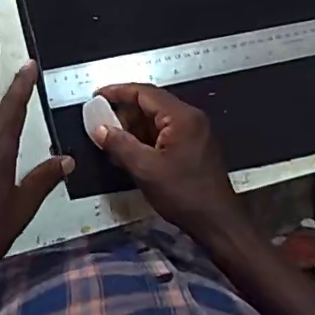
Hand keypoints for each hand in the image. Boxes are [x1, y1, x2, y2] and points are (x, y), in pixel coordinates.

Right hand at [90, 83, 247, 242]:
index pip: (145, 93)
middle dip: (124, 113)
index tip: (97, 96)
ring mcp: (194, 132)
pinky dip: (145, 138)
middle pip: (151, 104)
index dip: (118, 92)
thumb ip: (120, 144)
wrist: (217, 223)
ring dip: (133, 128)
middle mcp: (191, 118)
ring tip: (111, 140)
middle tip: (101, 122)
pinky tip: (129, 152)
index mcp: (182, 117)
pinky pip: (164, 133)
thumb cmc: (184, 194)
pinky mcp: (193, 146)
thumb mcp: (145, 169)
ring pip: (156, 120)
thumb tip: (100, 129)